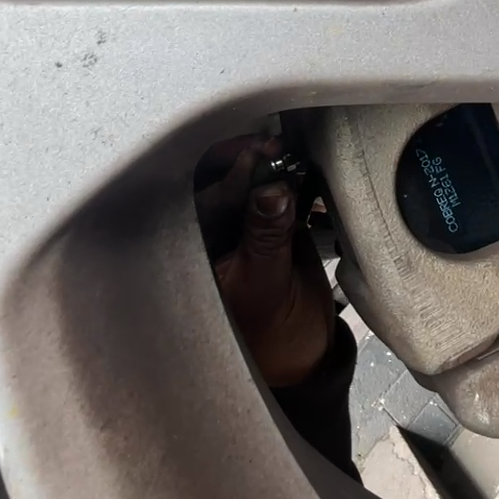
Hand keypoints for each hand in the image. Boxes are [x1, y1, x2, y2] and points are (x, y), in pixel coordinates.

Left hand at [202, 139, 334, 387]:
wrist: (304, 353)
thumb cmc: (271, 332)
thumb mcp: (265, 284)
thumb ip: (266, 236)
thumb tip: (272, 189)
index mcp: (194, 249)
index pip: (204, 199)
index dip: (229, 174)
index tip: (257, 154)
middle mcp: (212, 232)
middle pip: (220, 179)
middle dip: (243, 157)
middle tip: (271, 145)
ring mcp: (241, 226)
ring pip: (246, 180)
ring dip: (267, 163)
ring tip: (286, 151)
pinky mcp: (269, 224)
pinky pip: (272, 190)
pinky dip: (286, 176)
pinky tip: (298, 164)